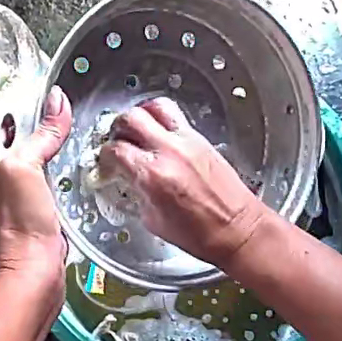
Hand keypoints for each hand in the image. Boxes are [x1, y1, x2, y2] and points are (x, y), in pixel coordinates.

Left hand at [0, 85, 74, 286]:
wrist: (36, 261)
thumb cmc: (19, 219)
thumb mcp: (26, 166)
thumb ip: (42, 133)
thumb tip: (58, 101)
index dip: (15, 104)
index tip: (37, 89)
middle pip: (15, 133)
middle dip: (34, 118)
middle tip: (56, 101)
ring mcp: (13, 185)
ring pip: (31, 149)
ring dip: (46, 137)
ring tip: (64, 119)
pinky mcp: (33, 196)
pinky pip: (43, 167)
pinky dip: (54, 156)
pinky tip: (66, 149)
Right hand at [99, 97, 271, 267]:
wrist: (236, 229)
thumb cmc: (198, 233)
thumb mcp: (152, 219)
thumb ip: (137, 192)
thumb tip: (129, 180)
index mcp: (152, 174)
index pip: (115, 150)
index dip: (105, 156)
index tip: (106, 162)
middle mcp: (168, 151)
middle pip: (131, 118)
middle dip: (118, 128)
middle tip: (117, 139)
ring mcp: (186, 142)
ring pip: (155, 107)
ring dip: (141, 114)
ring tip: (138, 128)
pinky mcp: (201, 140)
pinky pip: (175, 117)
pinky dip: (161, 120)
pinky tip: (159, 135)